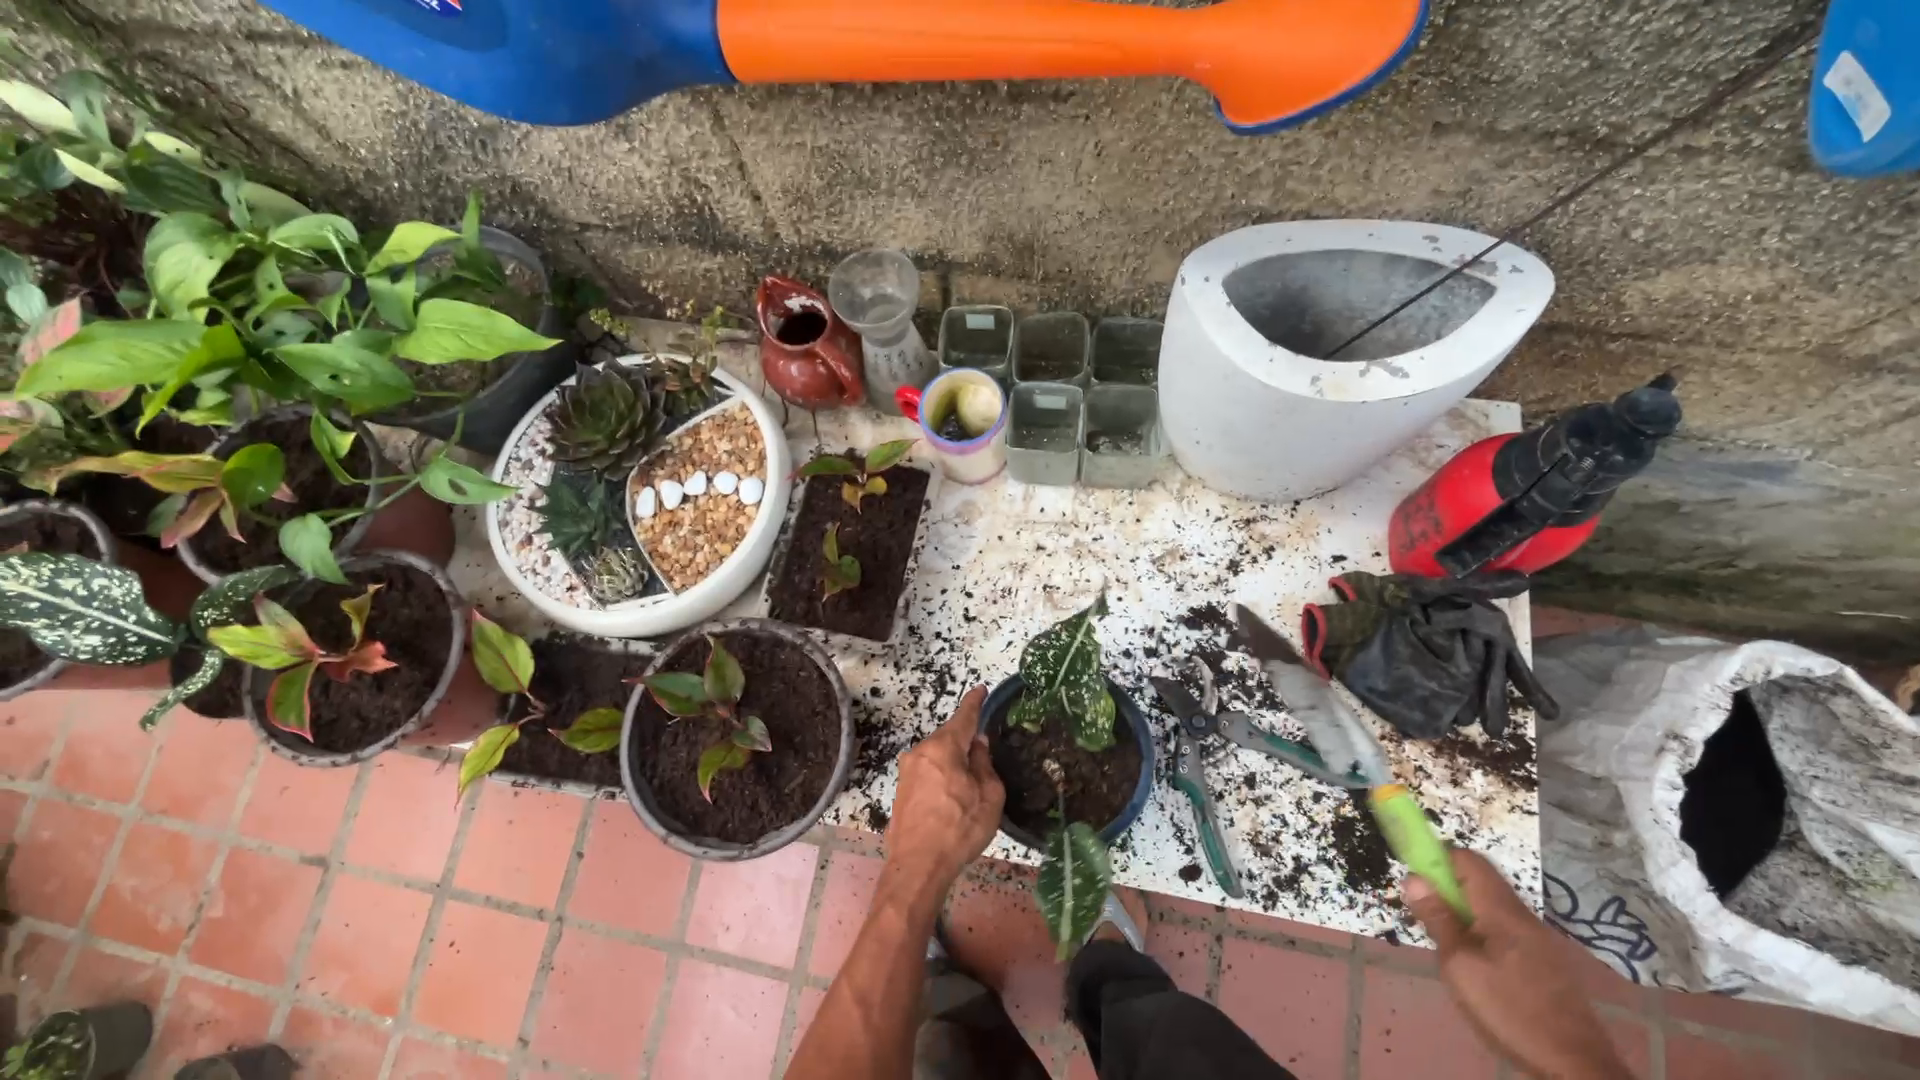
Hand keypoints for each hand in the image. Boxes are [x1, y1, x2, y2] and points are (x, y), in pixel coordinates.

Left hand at [884, 686, 1005, 889]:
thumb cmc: (960, 829)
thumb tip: (978, 744)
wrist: (918, 865)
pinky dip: (942, 776)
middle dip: (966, 741)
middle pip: (948, 738)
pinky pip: (928, 772)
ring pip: (937, 756)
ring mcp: (907, 772)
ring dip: (953, 762)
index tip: (981, 690)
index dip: (975, 703)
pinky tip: (952, 795)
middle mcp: (920, 752)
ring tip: (970, 783)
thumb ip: (984, 764)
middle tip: (985, 753)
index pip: (963, 717)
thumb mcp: (989, 795)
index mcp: (943, 748)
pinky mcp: (901, 790)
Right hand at [1402, 851, 1631, 1079]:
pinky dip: (1483, 932)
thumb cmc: (1510, 1011)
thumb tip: (1413, 878)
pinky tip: (1478, 967)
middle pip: (1481, 882)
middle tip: (1427, 918)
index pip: (1468, 859)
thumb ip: (1438, 920)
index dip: (1437, 858)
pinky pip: (1506, 929)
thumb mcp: (1460, 967)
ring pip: (1493, 908)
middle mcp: (1523, 916)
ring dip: (1464, 912)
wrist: (1577, 1066)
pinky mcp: (1547, 962)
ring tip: (1449, 947)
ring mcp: (1540, 940)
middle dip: (1448, 888)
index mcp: (1501, 911)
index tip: (1415, 878)